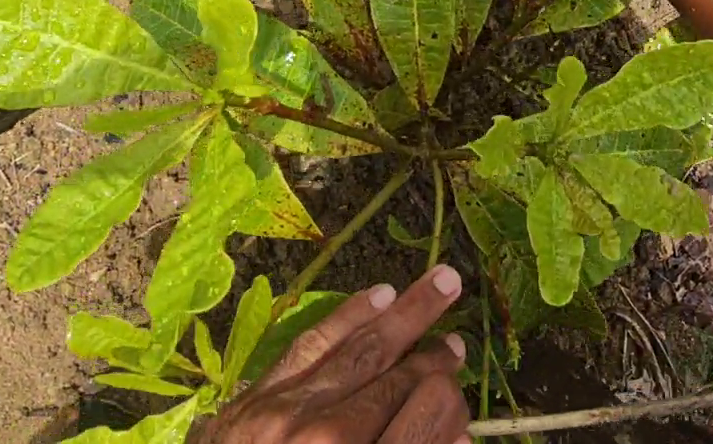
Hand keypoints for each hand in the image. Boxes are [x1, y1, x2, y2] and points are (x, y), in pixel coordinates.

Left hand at [195, 266, 469, 443]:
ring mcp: (281, 416)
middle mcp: (322, 441)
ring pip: (357, 349)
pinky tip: (377, 296)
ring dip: (403, 314)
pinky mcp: (252, 401)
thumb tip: (455, 433)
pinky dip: (347, 316)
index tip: (459, 393)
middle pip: (394, 379)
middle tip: (460, 338)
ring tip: (439, 284)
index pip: (423, 417)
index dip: (450, 403)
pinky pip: (309, 344)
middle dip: (435, 356)